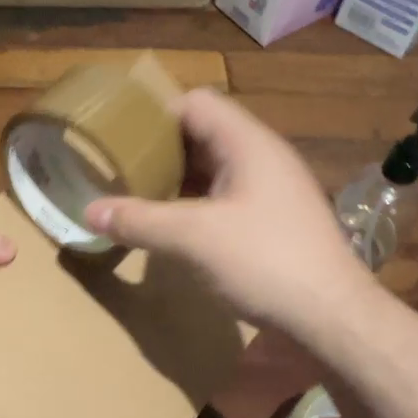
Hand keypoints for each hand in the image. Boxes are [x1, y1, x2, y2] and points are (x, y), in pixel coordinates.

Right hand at [83, 89, 367, 333]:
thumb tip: (88, 211)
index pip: (195, 104)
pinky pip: (225, 201)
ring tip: (137, 201)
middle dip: (159, 152)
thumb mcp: (193, 239)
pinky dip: (195, 208)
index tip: (118, 140)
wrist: (328, 314)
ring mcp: (271, 191)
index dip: (154, 115)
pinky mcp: (272, 223)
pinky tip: (172, 231)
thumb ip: (140, 221)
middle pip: (202, 136)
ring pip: (213, 172)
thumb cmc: (264, 262)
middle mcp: (262, 158)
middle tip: (118, 173)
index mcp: (248, 143)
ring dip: (176, 183)